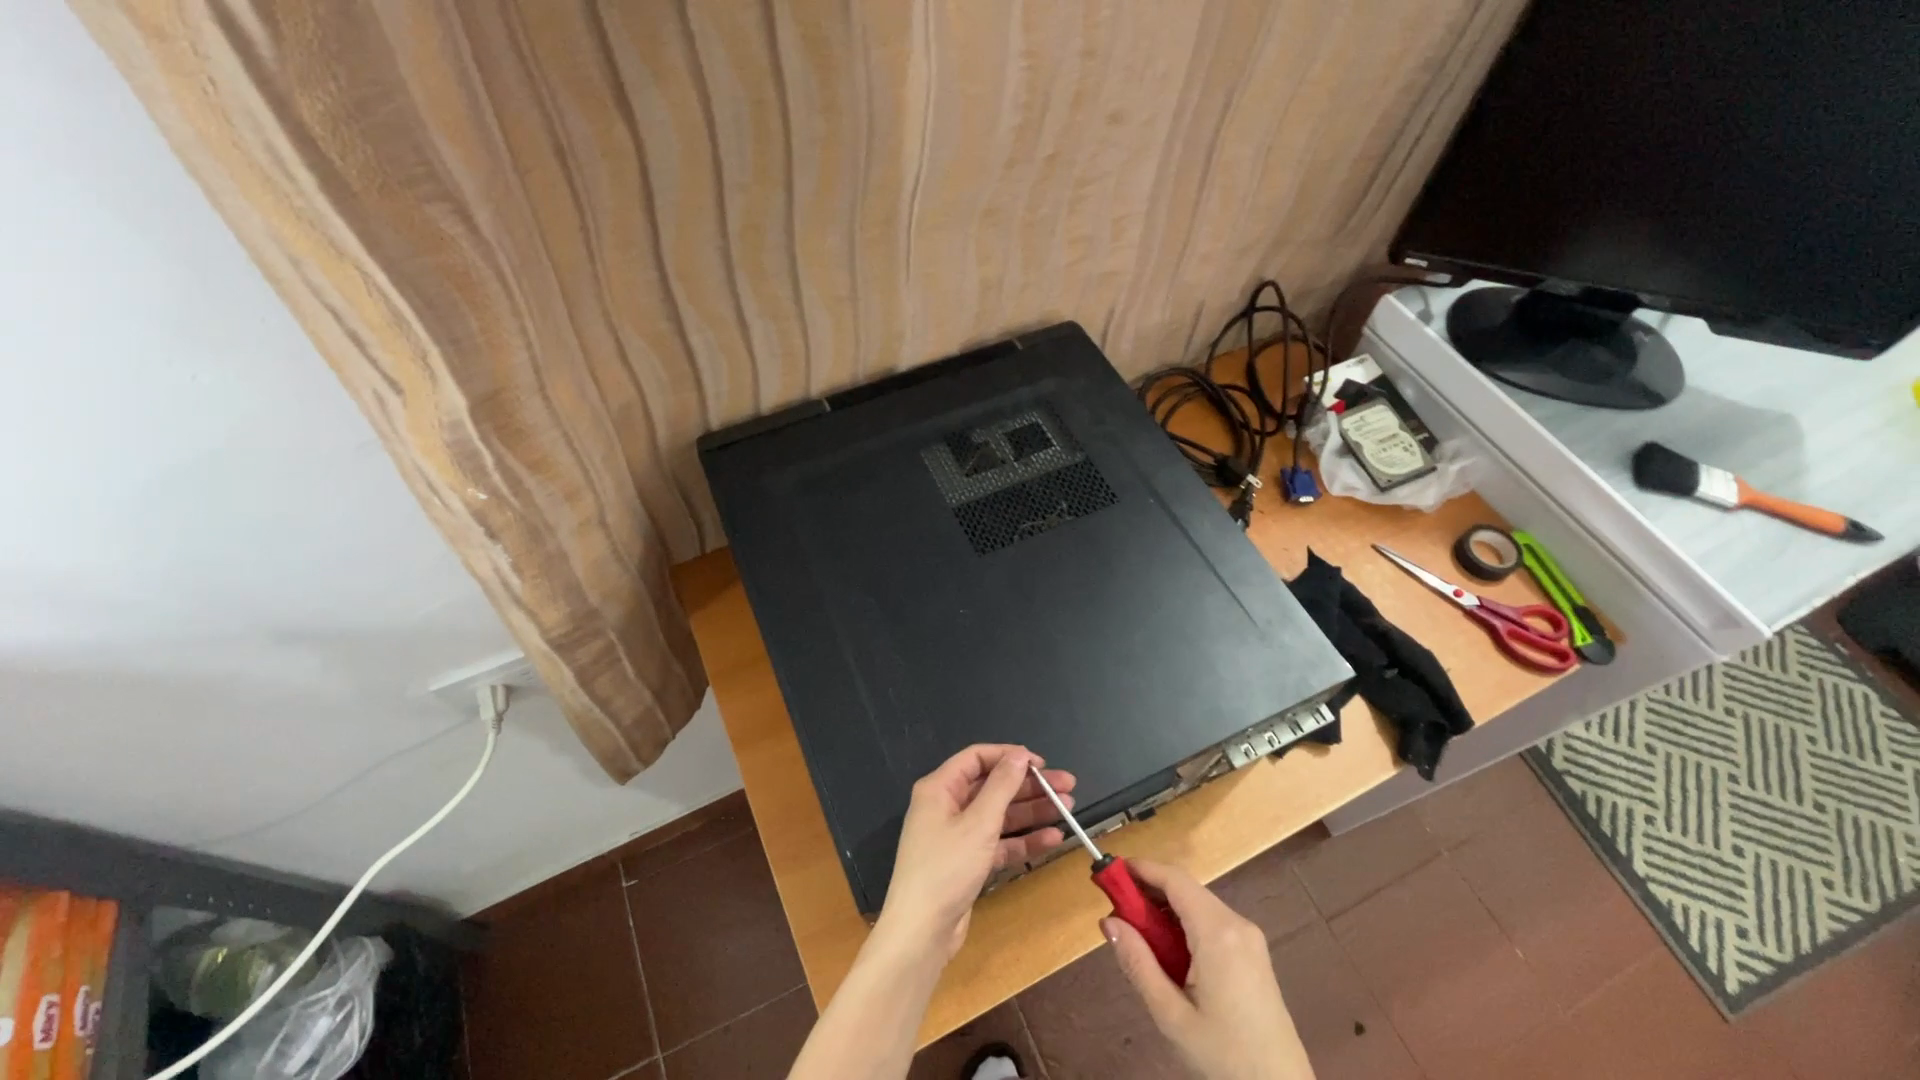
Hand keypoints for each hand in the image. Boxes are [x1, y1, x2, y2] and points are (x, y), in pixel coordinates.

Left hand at [876, 744, 1076, 959]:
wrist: (922, 930)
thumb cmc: (946, 868)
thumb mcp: (978, 823)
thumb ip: (1002, 786)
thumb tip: (1020, 755)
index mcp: (939, 789)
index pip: (976, 758)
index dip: (1009, 756)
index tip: (1042, 763)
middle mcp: (946, 807)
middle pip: (993, 787)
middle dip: (1029, 786)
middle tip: (1067, 786)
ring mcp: (958, 837)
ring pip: (1000, 815)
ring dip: (1032, 812)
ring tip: (1068, 809)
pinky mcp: (968, 862)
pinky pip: (1000, 843)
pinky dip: (1024, 841)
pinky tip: (1052, 839)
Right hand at [1105, 860, 1314, 1079]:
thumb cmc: (1224, 1055)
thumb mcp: (1170, 1014)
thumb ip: (1138, 963)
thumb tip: (1108, 921)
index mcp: (1218, 933)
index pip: (1175, 879)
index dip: (1141, 869)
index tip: (1108, 872)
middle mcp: (1237, 924)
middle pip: (1186, 889)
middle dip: (1148, 892)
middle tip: (1114, 910)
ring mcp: (1250, 939)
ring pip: (1199, 906)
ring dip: (1165, 910)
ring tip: (1135, 934)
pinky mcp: (1254, 954)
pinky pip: (1212, 923)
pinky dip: (1184, 926)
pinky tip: (1167, 952)